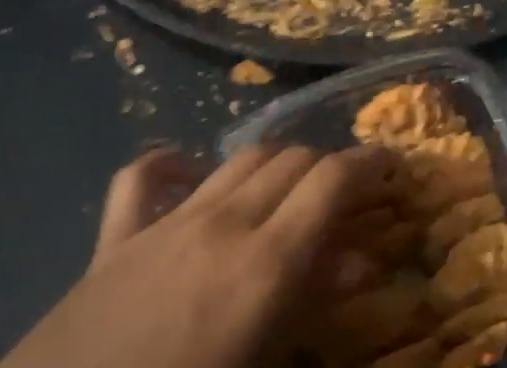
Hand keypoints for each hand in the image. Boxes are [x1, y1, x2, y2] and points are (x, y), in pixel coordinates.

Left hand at [0, 144, 393, 367]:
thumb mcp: (264, 361)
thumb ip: (313, 304)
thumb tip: (361, 260)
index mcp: (266, 261)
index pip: (333, 180)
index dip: (370, 163)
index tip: (391, 164)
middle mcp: (224, 224)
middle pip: (294, 160)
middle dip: (328, 166)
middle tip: (345, 191)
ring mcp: (166, 224)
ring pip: (240, 158)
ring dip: (276, 162)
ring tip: (290, 184)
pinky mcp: (115, 239)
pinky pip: (144, 176)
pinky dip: (176, 165)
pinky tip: (193, 176)